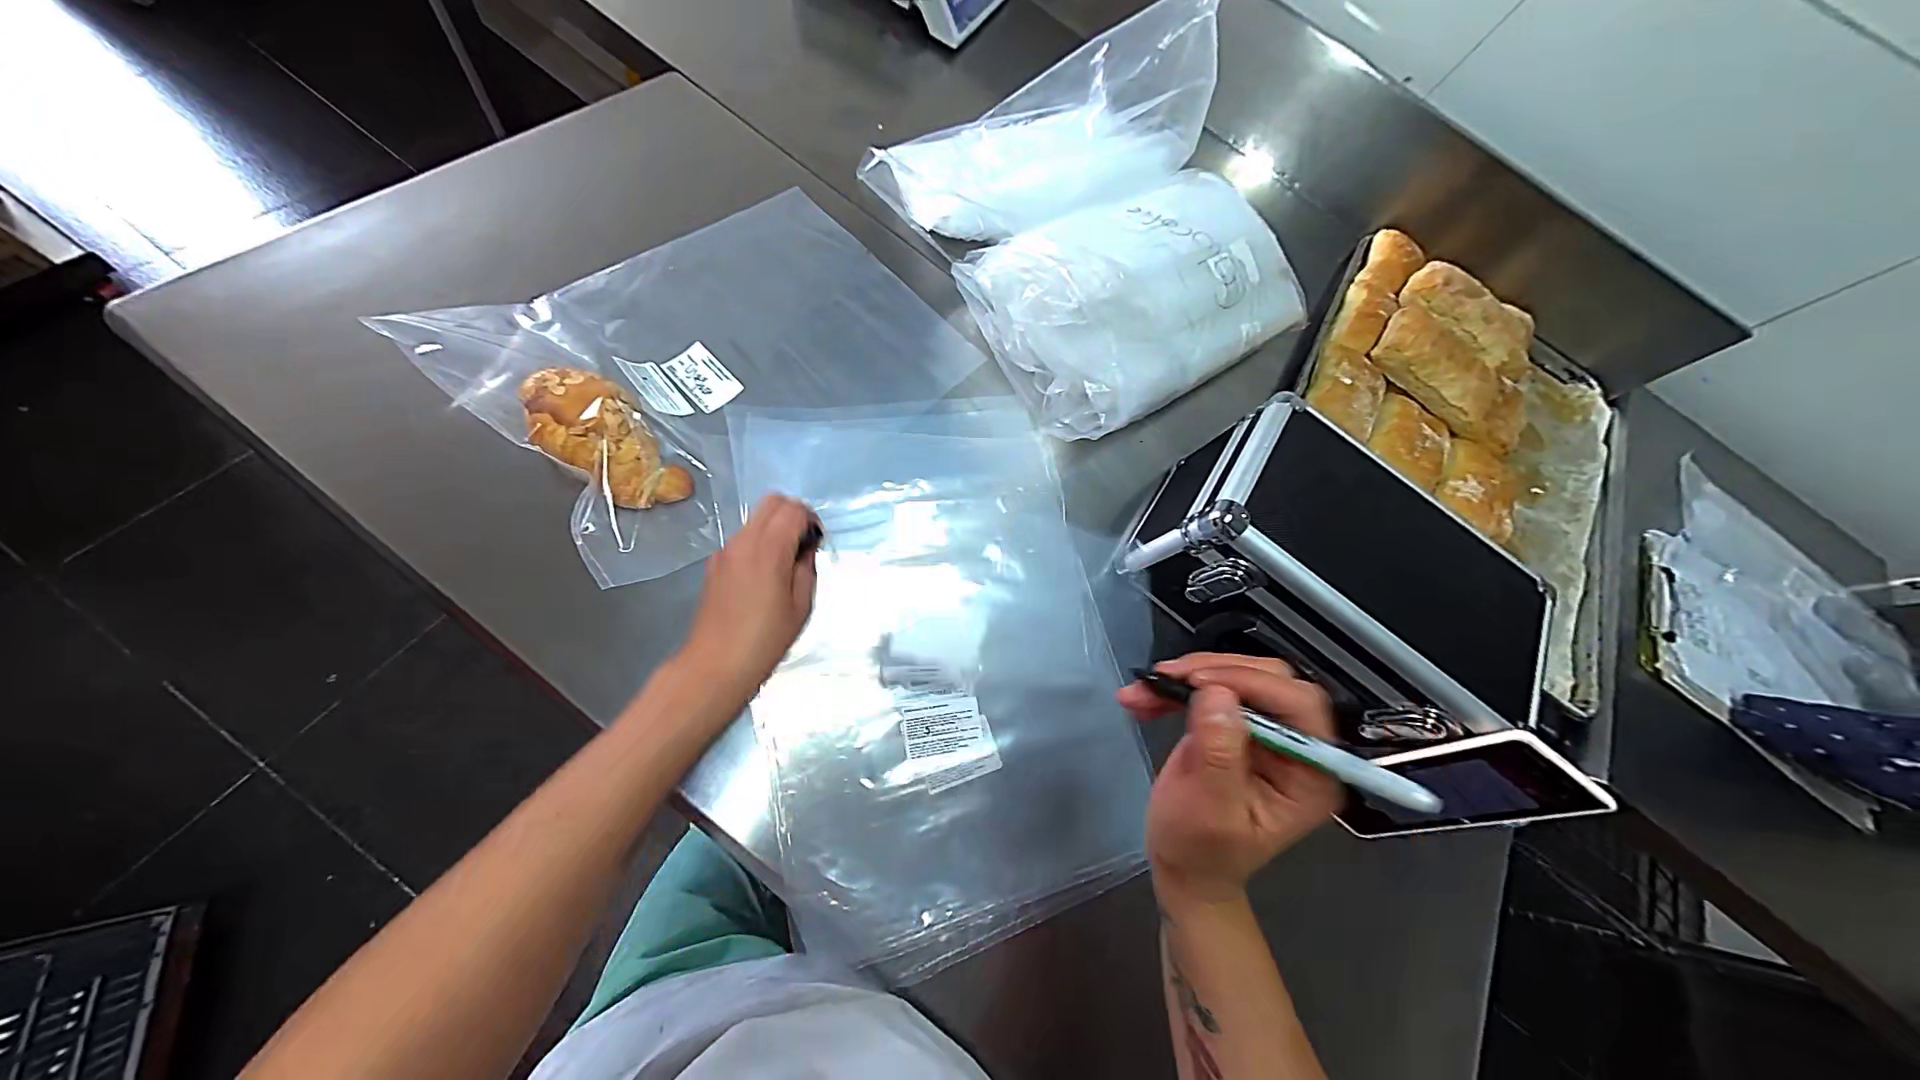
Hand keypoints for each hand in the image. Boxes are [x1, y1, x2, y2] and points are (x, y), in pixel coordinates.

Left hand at [675, 495, 820, 697]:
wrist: (716, 664)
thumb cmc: (765, 640)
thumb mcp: (801, 607)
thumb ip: (806, 570)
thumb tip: (805, 552)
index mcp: (768, 551)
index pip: (793, 510)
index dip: (811, 520)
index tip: (817, 542)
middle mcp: (744, 542)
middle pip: (772, 502)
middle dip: (794, 514)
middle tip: (804, 543)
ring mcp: (726, 551)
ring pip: (756, 518)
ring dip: (776, 527)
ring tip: (786, 562)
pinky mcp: (715, 563)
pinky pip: (743, 538)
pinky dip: (760, 541)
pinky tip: (765, 575)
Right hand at [1118, 654, 1343, 905]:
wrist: (1184, 867)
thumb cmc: (1201, 851)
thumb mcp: (1209, 809)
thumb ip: (1218, 753)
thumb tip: (1217, 694)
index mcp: (1311, 772)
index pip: (1298, 705)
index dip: (1252, 684)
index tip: (1199, 683)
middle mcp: (1297, 745)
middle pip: (1269, 680)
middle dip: (1215, 672)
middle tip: (1168, 677)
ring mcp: (1265, 730)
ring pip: (1236, 676)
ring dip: (1187, 675)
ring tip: (1145, 687)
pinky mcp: (1234, 722)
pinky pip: (1210, 688)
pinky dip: (1176, 687)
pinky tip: (1144, 697)